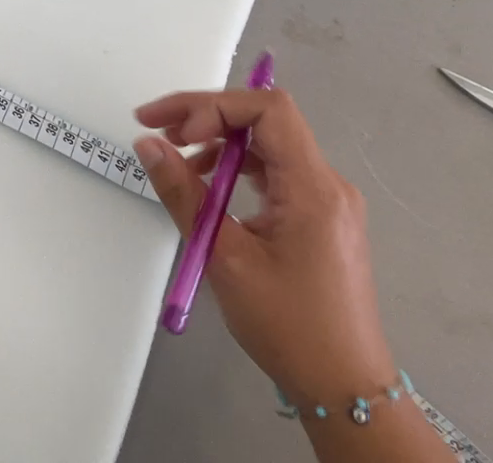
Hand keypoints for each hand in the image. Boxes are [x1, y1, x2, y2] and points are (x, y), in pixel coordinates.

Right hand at [133, 90, 396, 408]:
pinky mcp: (319, 218)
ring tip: (174, 155)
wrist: (344, 387)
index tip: (169, 129)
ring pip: (268, 143)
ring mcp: (327, 201)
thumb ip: (183, 192)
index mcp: (313, 188)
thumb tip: (149, 144)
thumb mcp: (223, 255)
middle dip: (205, 115)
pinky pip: (274, 170)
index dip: (211, 106)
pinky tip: (206, 184)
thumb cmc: (288, 324)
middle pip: (265, 120)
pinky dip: (234, 165)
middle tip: (155, 128)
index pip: (267, 110)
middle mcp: (327, 184)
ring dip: (217, 139)